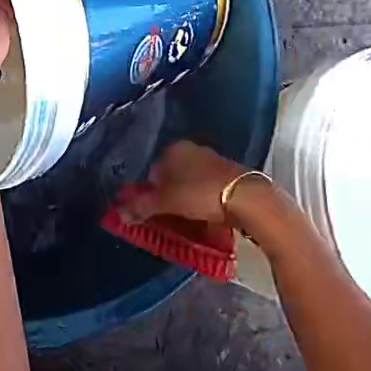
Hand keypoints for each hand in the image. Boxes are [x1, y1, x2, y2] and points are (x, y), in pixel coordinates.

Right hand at [121, 141, 323, 256]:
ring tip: (187, 221)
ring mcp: (218, 163)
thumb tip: (119, 214)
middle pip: (174, 176)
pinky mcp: (235, 178)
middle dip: (169, 195)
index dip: (149, 190)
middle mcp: (195, 150)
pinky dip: (206, 203)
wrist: (251, 201)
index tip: (150, 208)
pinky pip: (212, 191)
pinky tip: (207, 219)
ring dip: (188, 200)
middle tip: (166, 216)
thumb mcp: (164, 203)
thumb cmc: (199, 194)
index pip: (153, 169)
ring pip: (193, 183)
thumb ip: (140, 207)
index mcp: (175, 149)